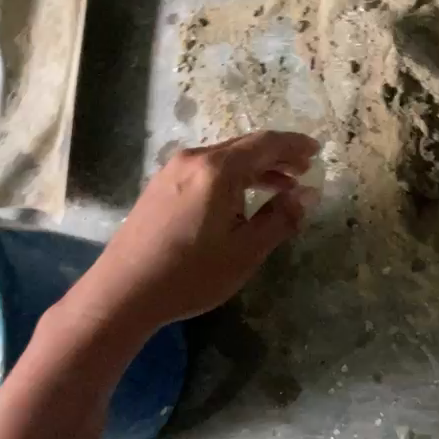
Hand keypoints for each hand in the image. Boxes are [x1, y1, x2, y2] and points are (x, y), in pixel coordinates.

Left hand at [72, 130, 320, 331]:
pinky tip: (241, 199)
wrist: (121, 294)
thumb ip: (281, 218)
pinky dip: (233, 176)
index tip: (317, 152)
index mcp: (218, 170)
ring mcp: (172, 171)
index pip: (265, 144)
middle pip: (245, 146)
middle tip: (304, 170)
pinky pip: (207, 169)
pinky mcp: (160, 186)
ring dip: (256, 168)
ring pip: (225, 158)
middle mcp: (194, 159)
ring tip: (280, 188)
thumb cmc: (190, 274)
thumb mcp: (246, 251)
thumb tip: (310, 194)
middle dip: (278, 156)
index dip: (294, 146)